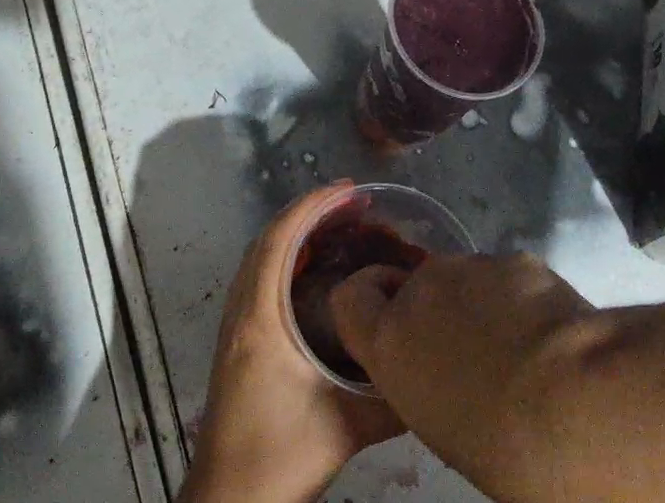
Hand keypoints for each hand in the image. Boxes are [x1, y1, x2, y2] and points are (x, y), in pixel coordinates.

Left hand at [179, 183, 403, 502]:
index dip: (313, 207)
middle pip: (267, 242)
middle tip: (353, 207)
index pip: (281, 241)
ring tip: (338, 230)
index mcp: (260, 320)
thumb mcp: (348, 425)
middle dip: (309, 215)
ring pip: (259, 261)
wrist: (230, 500)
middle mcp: (241, 313)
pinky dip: (285, 261)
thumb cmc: (282, 454)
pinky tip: (315, 275)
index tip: (349, 191)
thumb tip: (434, 361)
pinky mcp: (236, 344)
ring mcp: (234, 328)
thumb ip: (395, 394)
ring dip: (295, 237)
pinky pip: (258, 281)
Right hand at [330, 251, 597, 501]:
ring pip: (468, 279)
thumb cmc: (502, 443)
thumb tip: (449, 377)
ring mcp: (472, 267)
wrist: (576, 403)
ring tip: (524, 346)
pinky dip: (525, 297)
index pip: (351, 298)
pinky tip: (553, 332)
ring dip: (485, 302)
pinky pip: (511, 276)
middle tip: (476, 349)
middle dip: (441, 308)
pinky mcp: (519, 260)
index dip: (371, 302)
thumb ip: (427, 383)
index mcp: (389, 342)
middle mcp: (422, 292)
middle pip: (418, 287)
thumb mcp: (441, 427)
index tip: (395, 320)